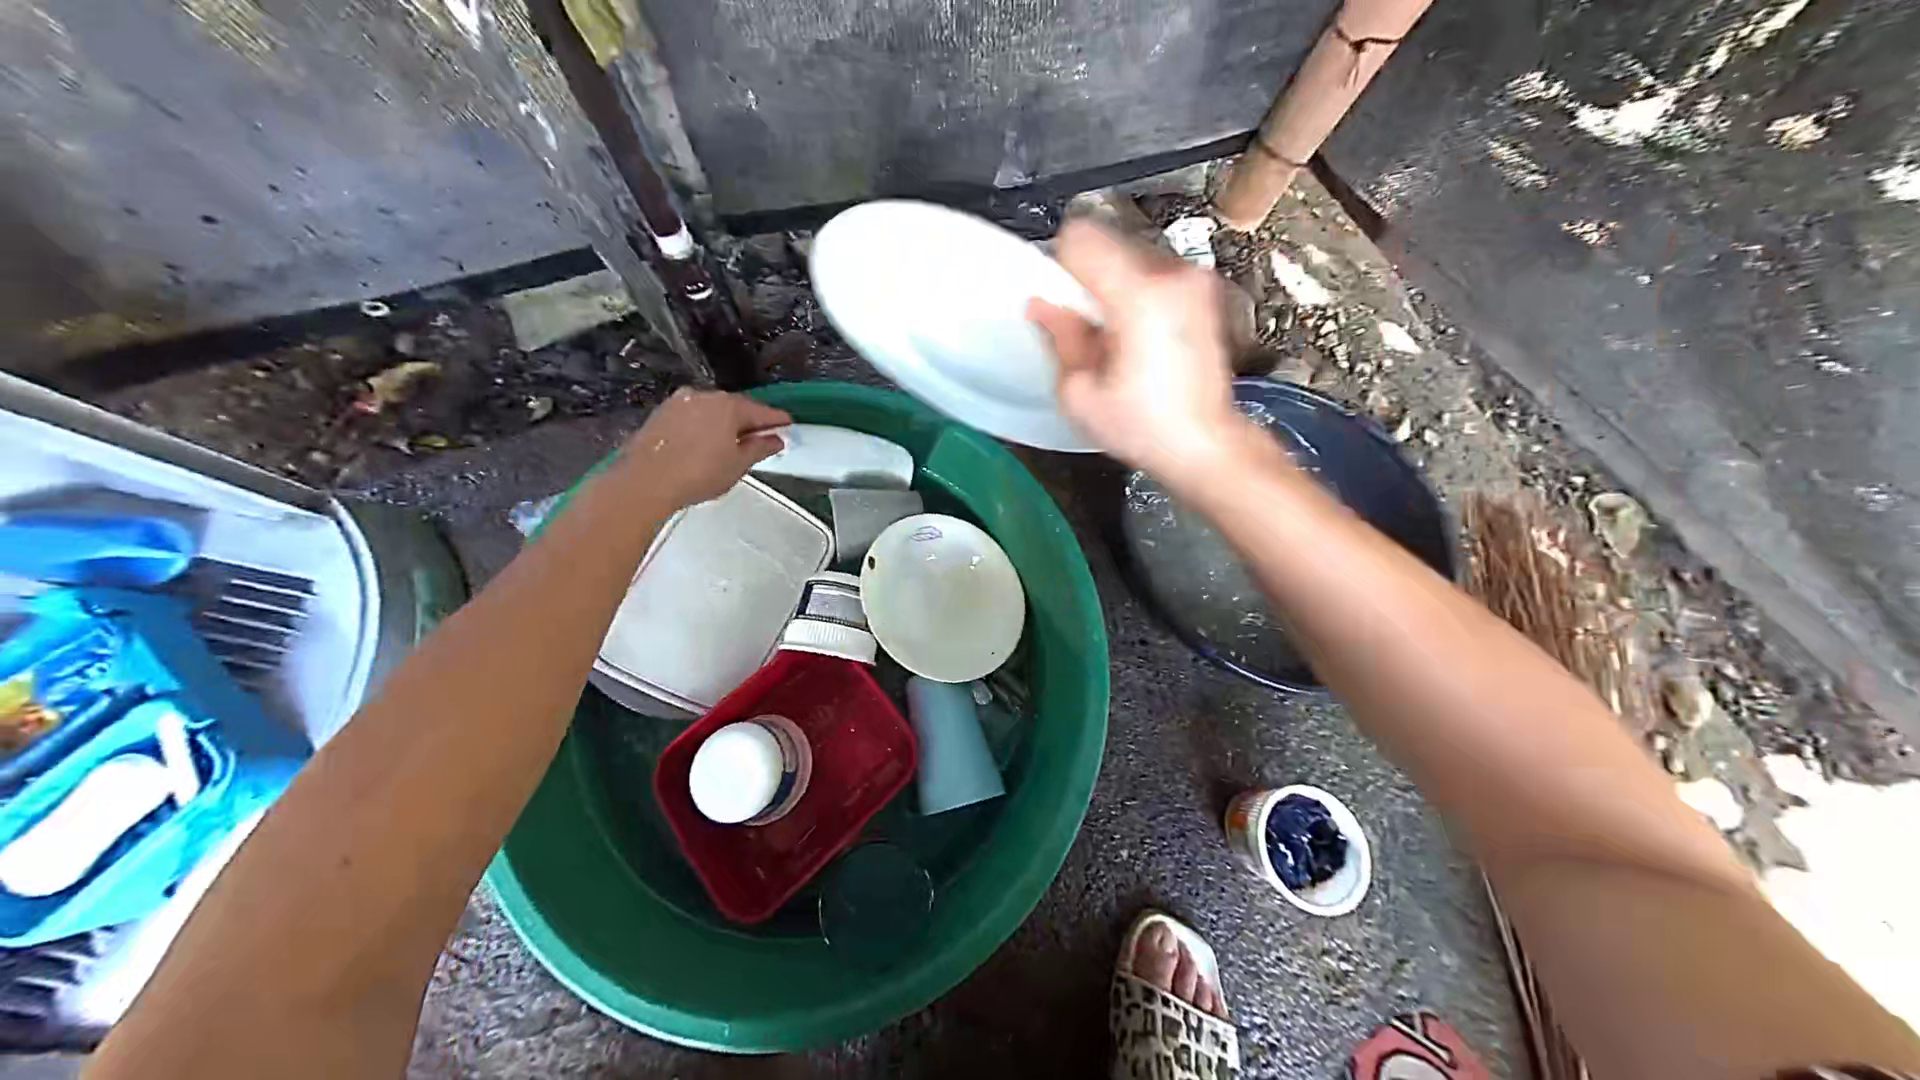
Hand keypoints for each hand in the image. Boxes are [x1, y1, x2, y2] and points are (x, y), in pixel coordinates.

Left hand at [619, 388, 789, 508]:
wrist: (645, 482)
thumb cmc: (694, 474)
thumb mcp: (738, 465)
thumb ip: (760, 448)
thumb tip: (773, 441)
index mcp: (729, 406)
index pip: (763, 411)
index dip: (778, 421)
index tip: (786, 427)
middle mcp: (704, 397)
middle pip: (736, 407)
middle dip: (749, 423)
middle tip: (760, 442)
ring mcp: (680, 403)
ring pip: (712, 411)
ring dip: (724, 426)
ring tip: (730, 450)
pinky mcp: (662, 414)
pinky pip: (692, 417)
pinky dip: (703, 428)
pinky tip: (704, 448)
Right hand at [1028, 221, 1256, 485]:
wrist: (1205, 443)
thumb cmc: (1145, 427)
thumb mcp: (1081, 393)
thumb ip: (1059, 336)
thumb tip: (1041, 306)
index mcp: (1138, 297)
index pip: (1081, 238)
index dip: (1060, 269)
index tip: (1061, 303)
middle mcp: (1171, 277)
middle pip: (1106, 244)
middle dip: (1087, 283)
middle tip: (1089, 334)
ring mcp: (1193, 282)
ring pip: (1129, 258)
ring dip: (1112, 289)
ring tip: (1116, 342)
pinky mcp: (1204, 294)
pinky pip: (1152, 275)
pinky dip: (1136, 296)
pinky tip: (1138, 341)